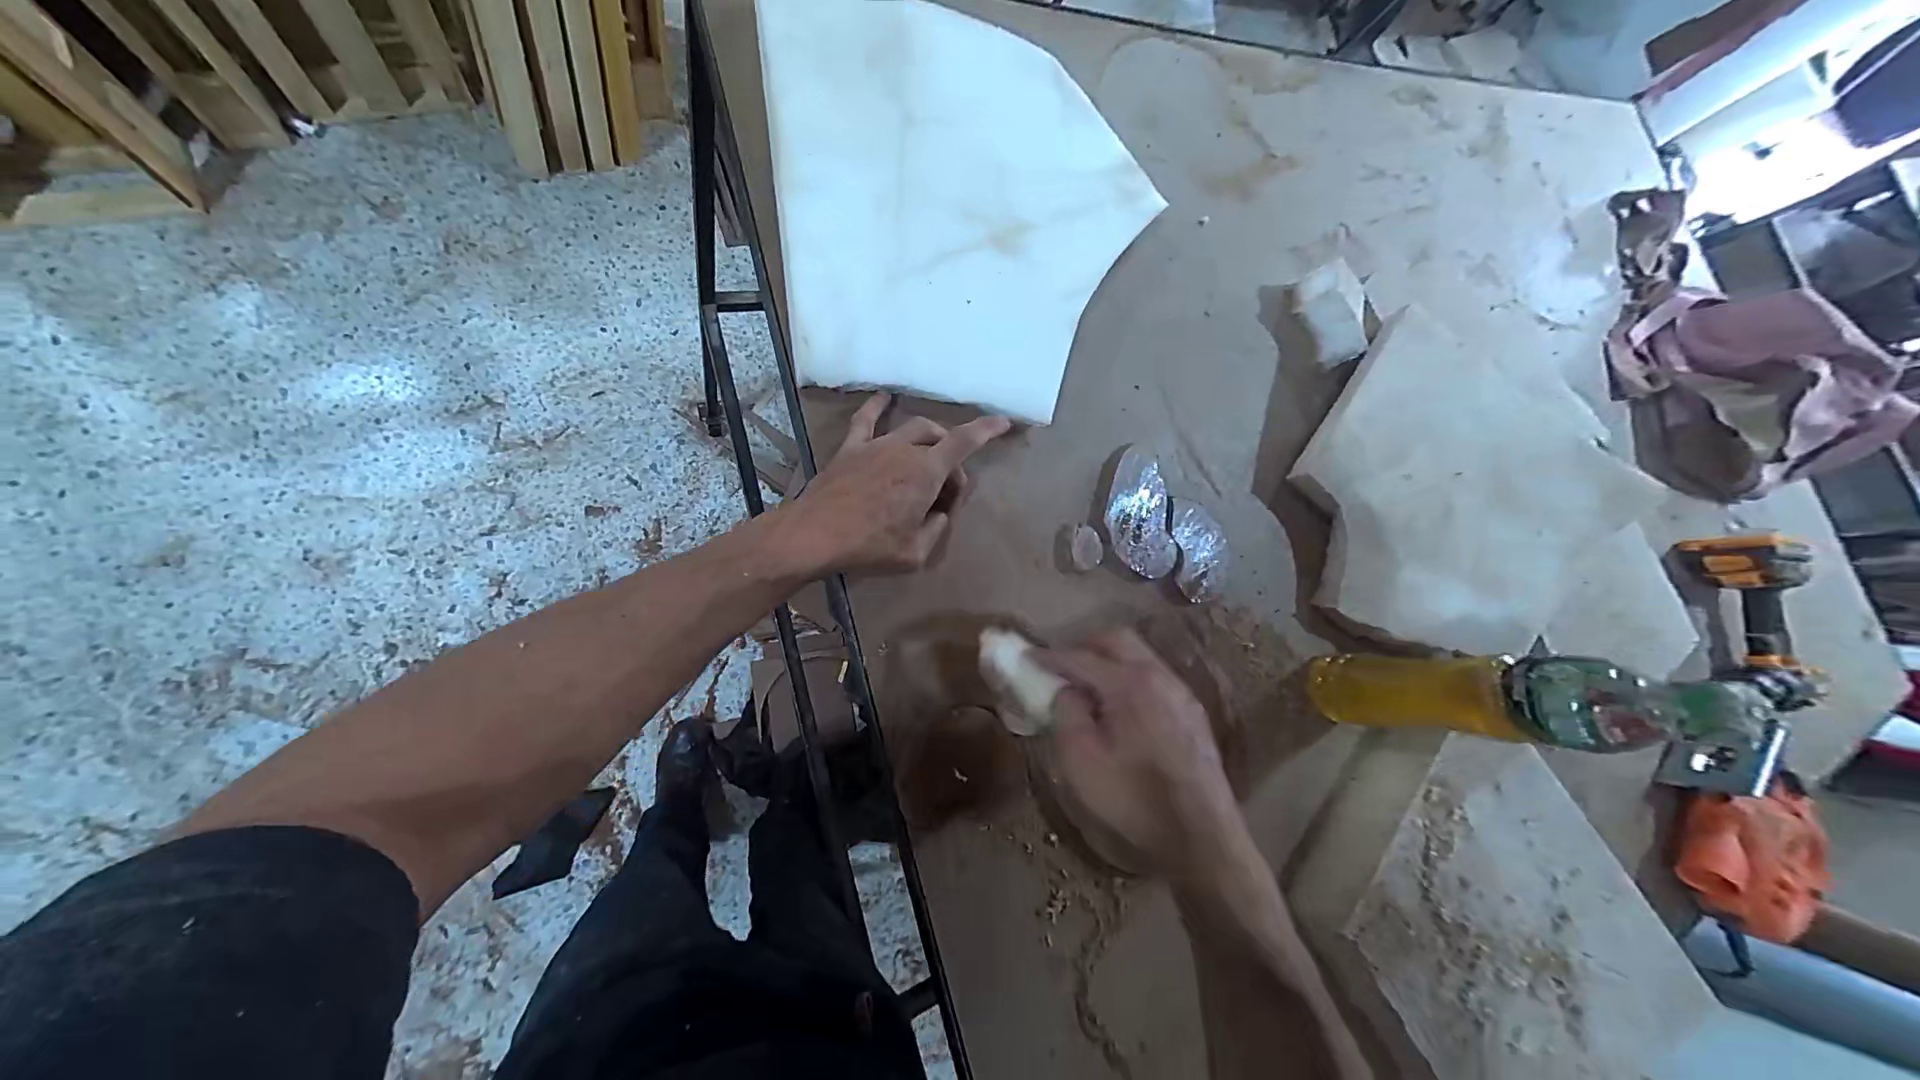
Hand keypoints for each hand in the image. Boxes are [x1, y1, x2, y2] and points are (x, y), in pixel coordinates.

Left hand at [781, 392, 1010, 575]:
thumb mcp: (915, 553)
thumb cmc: (869, 546)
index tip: (1004, 422)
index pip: (965, 442)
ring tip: (928, 461)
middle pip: (940, 441)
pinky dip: (877, 407)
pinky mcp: (851, 449)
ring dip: (929, 439)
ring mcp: (876, 445)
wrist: (815, 535)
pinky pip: (866, 420)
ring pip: (912, 428)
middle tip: (945, 495)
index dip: (987, 430)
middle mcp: (905, 449)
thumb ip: (935, 529)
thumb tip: (938, 515)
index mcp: (926, 472)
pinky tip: (883, 397)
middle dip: (952, 463)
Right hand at [1038, 629, 1240, 882]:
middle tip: (1059, 668)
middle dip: (1083, 647)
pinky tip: (1119, 709)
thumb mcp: (1080, 760)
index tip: (1026, 658)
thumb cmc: (1134, 800)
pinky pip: (1154, 678)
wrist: (1202, 838)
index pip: (1081, 657)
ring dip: (1109, 662)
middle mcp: (1160, 677)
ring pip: (1139, 656)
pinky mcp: (1193, 714)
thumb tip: (1066, 690)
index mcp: (1130, 683)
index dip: (1049, 656)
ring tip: (1087, 689)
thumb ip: (1066, 713)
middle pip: (1116, 641)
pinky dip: (1129, 679)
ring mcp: (1181, 694)